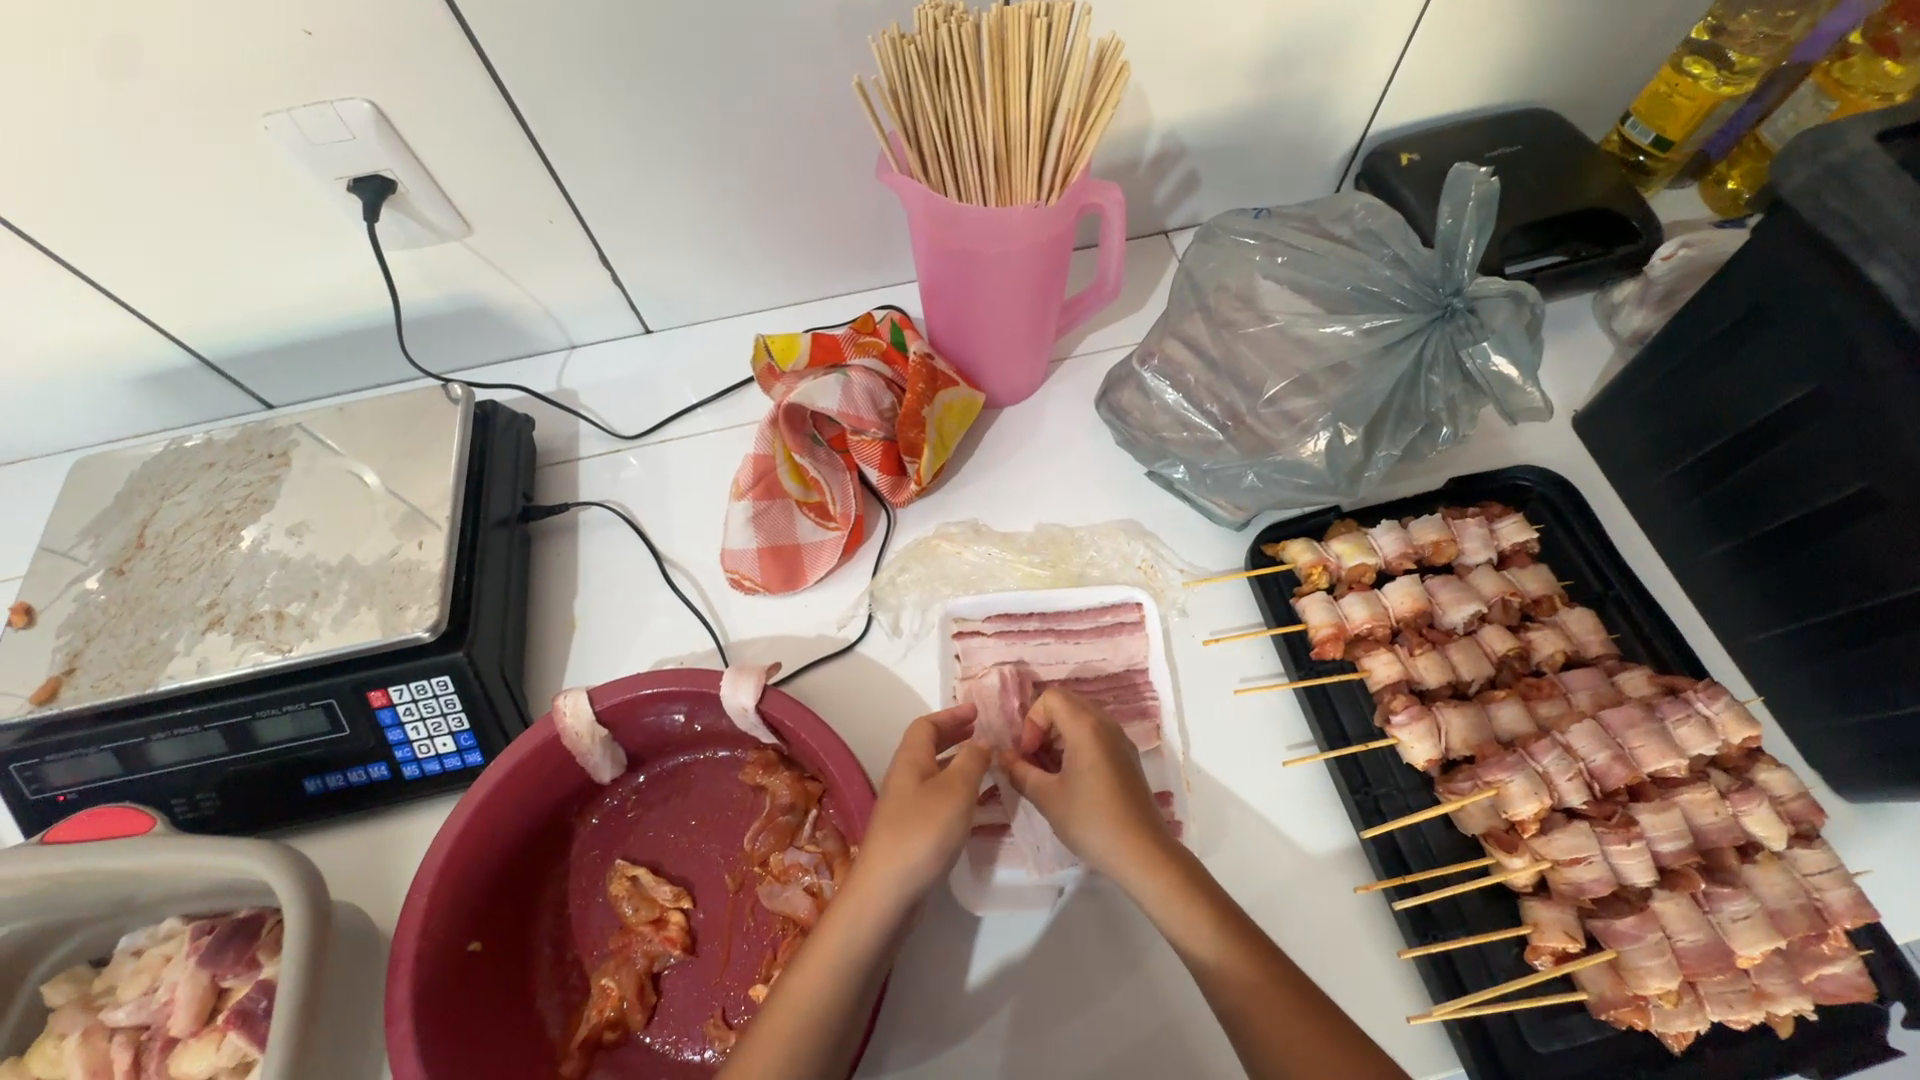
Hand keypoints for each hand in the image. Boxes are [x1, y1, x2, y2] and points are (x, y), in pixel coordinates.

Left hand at [852, 704, 992, 903]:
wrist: (888, 891)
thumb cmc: (923, 832)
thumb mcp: (956, 790)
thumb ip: (972, 761)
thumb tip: (982, 741)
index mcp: (910, 760)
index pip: (926, 725)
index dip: (951, 715)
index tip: (977, 713)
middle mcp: (904, 779)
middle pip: (927, 748)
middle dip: (955, 737)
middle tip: (983, 735)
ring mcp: (905, 808)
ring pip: (933, 775)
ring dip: (957, 766)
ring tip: (986, 768)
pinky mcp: (911, 833)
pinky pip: (936, 799)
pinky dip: (956, 793)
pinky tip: (974, 807)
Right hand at [1001, 689, 1175, 882]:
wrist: (1143, 853)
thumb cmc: (1090, 821)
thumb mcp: (1046, 797)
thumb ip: (1020, 771)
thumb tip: (1004, 757)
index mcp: (1087, 727)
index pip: (1050, 698)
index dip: (1032, 721)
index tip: (1028, 754)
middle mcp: (1106, 725)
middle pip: (1067, 704)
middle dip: (1043, 726)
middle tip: (1033, 759)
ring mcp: (1121, 741)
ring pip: (1082, 720)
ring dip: (1059, 737)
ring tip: (1048, 772)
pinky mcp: (1127, 758)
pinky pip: (1097, 736)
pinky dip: (1077, 746)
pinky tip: (1070, 780)